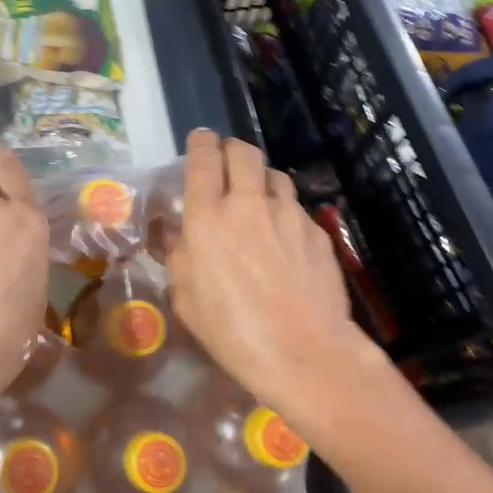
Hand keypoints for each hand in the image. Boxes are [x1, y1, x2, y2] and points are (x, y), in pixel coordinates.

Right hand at [167, 130, 371, 411]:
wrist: (303, 352)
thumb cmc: (231, 330)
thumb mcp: (185, 297)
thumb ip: (178, 255)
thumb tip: (175, 232)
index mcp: (208, 217)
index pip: (204, 158)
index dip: (201, 143)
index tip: (200, 141)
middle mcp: (249, 204)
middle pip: (244, 152)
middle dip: (232, 149)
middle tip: (226, 163)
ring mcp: (289, 215)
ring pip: (275, 176)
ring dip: (261, 179)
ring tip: (257, 199)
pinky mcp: (317, 232)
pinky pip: (296, 209)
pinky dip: (284, 213)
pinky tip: (283, 240)